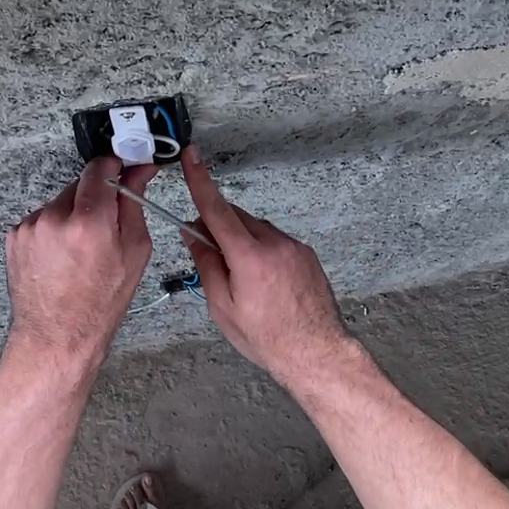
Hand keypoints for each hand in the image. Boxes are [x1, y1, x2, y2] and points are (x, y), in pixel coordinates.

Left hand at [5, 157, 160, 366]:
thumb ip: (134, 204)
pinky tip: (62, 256)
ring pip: (61, 202)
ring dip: (73, 214)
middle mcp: (55, 219)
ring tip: (80, 250)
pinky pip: (43, 219)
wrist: (58, 337)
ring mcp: (31, 227)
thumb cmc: (100, 303)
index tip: (122, 168)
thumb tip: (139, 172)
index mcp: (90, 223)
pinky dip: (55, 229)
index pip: (99, 168)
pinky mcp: (15, 236)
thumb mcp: (135, 251)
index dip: (114, 165)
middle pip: (81, 185)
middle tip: (105, 226)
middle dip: (95, 198)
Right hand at [178, 145, 352, 381]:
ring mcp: (294, 246)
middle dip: (219, 227)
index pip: (217, 210)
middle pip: (236, 218)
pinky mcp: (306, 252)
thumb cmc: (267, 338)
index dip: (200, 181)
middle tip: (208, 253)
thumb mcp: (223, 307)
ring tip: (243, 279)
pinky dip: (262, 250)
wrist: (315, 352)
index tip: (193, 156)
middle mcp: (274, 244)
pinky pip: (275, 240)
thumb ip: (206, 264)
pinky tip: (263, 280)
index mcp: (249, 258)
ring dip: (242, 241)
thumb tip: (193, 234)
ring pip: (256, 229)